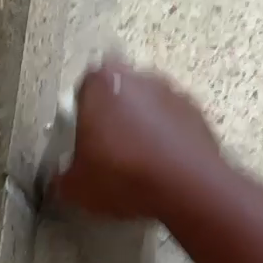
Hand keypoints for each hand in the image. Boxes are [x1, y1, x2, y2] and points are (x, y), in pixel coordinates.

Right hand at [52, 59, 224, 219]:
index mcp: (101, 81)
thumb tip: (63, 180)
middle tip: (111, 154)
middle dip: (116, 119)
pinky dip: (170, 142)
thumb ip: (64, 177)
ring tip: (140, 166)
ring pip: (150, 109)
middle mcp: (139, 76)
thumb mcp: (77, 186)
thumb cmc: (123, 175)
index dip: (84, 116)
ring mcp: (174, 92)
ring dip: (145, 129)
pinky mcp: (200, 114)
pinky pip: (175, 126)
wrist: (187, 186)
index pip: (84, 90)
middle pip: (120, 94)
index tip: (86, 142)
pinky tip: (164, 170)